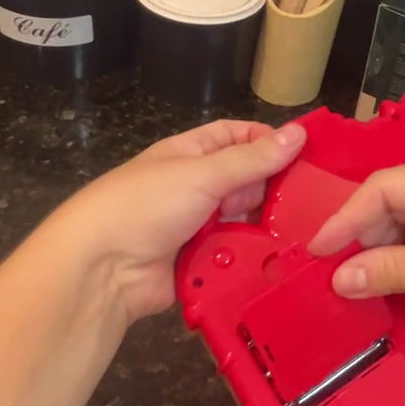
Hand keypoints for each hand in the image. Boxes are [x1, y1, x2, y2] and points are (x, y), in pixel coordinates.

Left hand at [35, 119, 306, 320]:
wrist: (100, 272)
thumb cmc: (146, 206)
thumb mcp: (202, 174)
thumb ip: (252, 159)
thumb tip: (299, 133)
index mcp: (190, 154)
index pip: (237, 136)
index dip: (267, 140)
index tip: (302, 154)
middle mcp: (196, 187)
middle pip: (247, 180)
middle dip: (272, 189)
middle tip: (304, 199)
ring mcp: (198, 226)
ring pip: (246, 219)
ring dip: (266, 225)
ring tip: (303, 230)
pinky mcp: (203, 262)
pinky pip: (237, 254)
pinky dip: (254, 256)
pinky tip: (283, 257)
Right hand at [306, 156, 404, 342]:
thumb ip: (392, 271)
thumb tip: (338, 277)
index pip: (386, 185)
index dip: (347, 217)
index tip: (316, 250)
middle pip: (398, 197)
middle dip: (365, 231)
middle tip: (334, 269)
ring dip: (385, 245)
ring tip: (357, 276)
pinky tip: (392, 275)